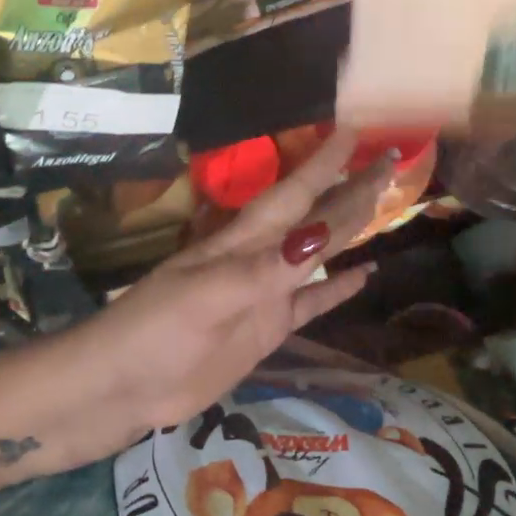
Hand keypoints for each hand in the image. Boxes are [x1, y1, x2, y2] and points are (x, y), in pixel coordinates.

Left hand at [76, 129, 396, 428]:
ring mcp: (264, 295)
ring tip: (383, 204)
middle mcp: (258, 260)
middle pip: (313, 218)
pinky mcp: (266, 329)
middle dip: (349, 188)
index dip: (323, 164)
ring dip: (349, 229)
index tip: (356, 132)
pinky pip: (311, 302)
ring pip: (317, 254)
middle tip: (390, 159)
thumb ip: (261, 271)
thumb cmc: (155, 329)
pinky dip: (337, 288)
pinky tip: (364, 274)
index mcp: (240, 242)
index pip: (292, 195)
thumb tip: (315, 239)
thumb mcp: (204, 296)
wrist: (125, 383)